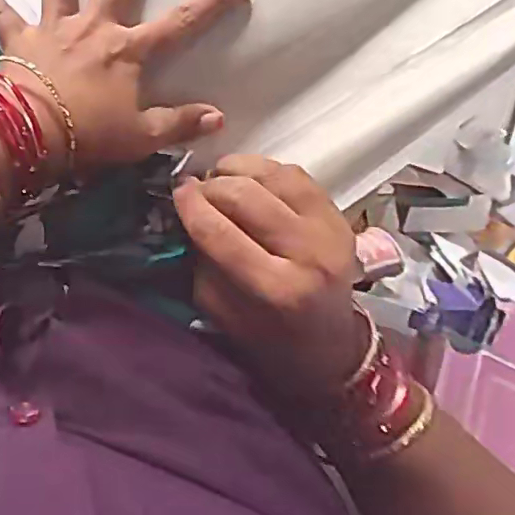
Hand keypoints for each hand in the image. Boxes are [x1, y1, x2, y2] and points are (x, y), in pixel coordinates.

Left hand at [0, 0, 249, 170]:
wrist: (29, 135)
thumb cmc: (86, 136)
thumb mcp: (140, 138)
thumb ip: (178, 124)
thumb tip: (219, 118)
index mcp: (127, 52)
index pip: (181, 23)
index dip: (212, 3)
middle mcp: (92, 28)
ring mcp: (53, 28)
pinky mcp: (16, 38)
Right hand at [172, 155, 368, 403]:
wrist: (328, 344)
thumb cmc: (264, 334)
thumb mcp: (218, 308)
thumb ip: (201, 260)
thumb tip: (186, 211)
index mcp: (277, 289)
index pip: (220, 233)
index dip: (190, 205)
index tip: (175, 192)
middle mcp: (310, 254)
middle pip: (245, 196)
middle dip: (210, 186)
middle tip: (194, 190)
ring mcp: (330, 231)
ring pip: (272, 176)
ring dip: (236, 171)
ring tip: (219, 180)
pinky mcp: (339, 216)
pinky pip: (294, 174)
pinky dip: (263, 170)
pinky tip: (248, 180)